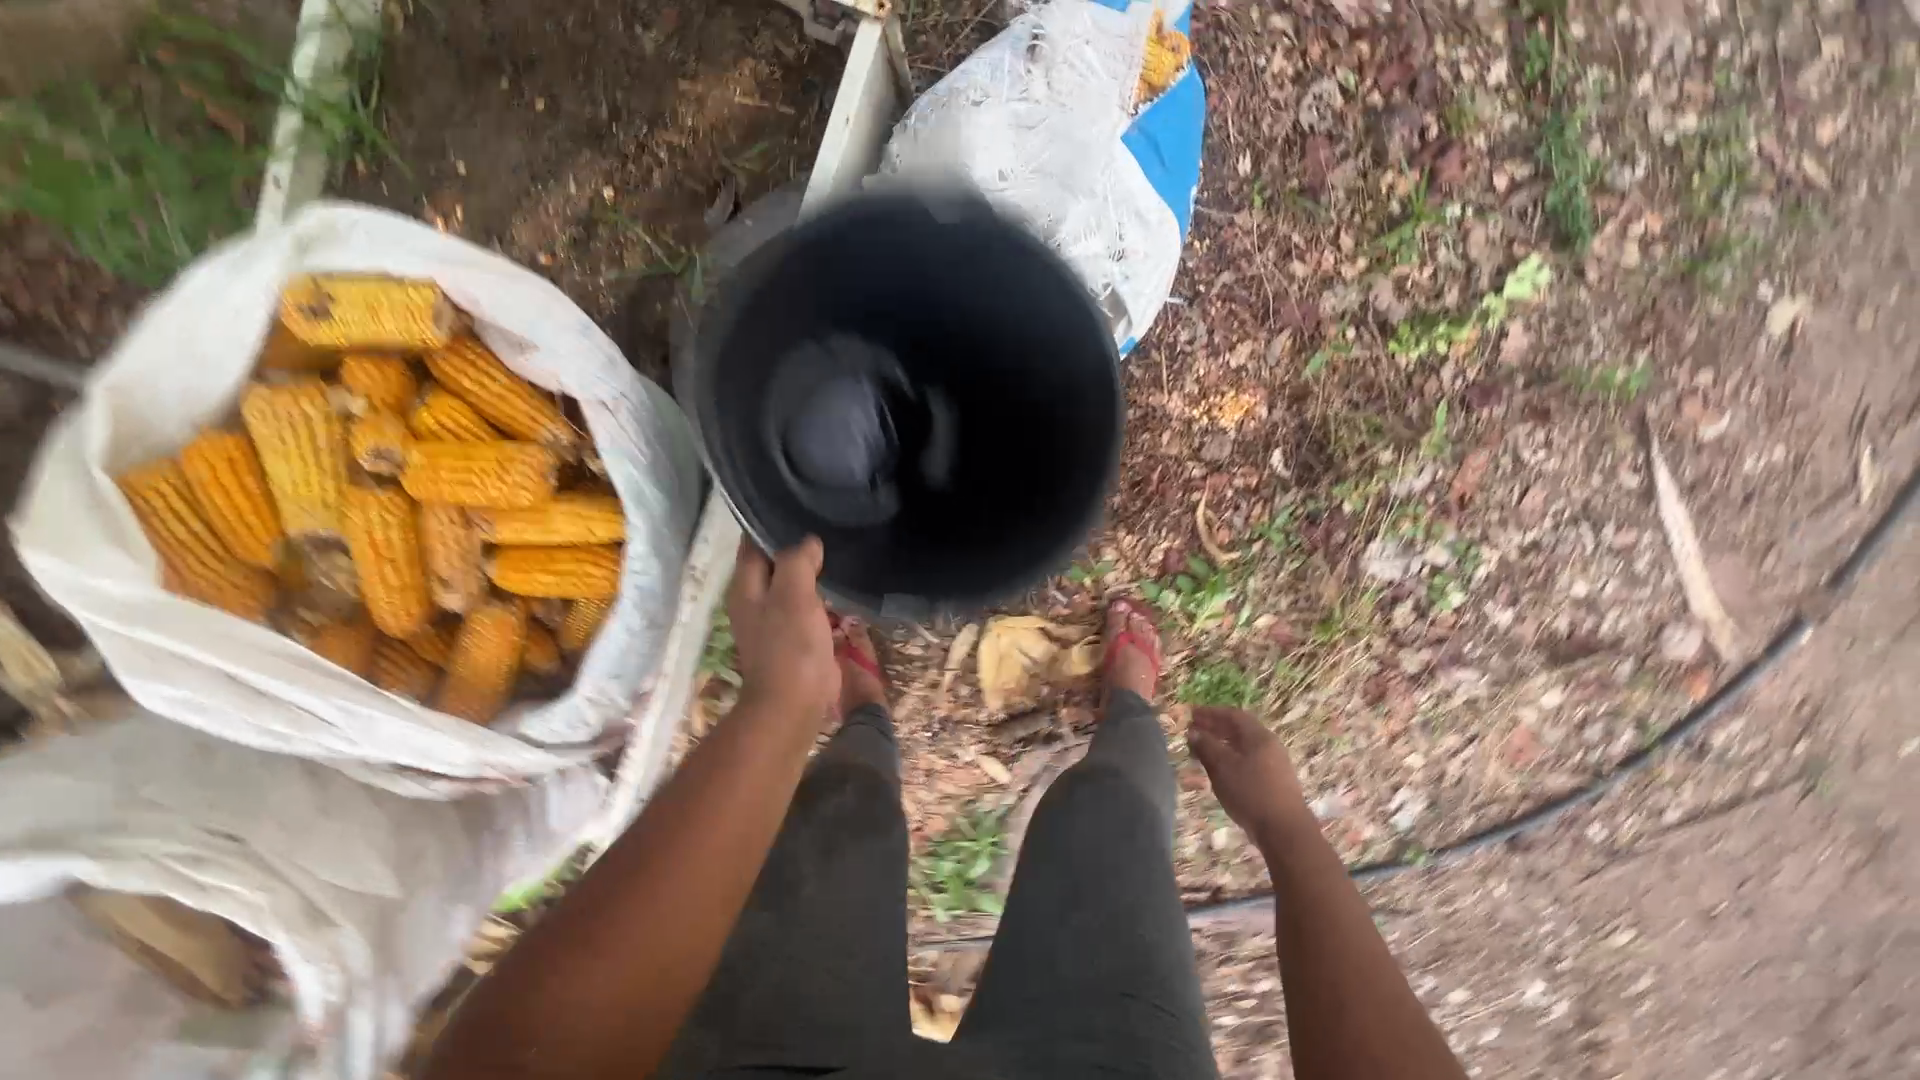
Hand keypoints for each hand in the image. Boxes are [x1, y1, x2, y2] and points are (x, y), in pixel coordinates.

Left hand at [726, 537, 837, 720]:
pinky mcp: (793, 639)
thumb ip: (797, 561)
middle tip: (823, 524)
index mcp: (745, 586)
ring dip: (808, 572)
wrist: (794, 702)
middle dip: (793, 546)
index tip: (797, 506)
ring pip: (790, 585)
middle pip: (772, 563)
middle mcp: (754, 600)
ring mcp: (773, 621)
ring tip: (834, 550)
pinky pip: (805, 607)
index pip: (753, 543)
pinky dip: (817, 595)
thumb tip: (809, 543)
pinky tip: (837, 586)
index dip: (770, 524)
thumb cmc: (789, 646)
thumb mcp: (793, 594)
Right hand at [1187, 707, 1309, 842]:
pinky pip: (1248, 761)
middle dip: (1216, 727)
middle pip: (1240, 730)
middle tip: (1194, 729)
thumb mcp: (1222, 767)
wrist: (1284, 830)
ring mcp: (1274, 764)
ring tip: (1202, 750)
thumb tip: (1193, 732)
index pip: (1233, 715)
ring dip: (1222, 744)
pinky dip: (1231, 759)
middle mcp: (1269, 745)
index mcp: (1259, 737)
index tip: (1192, 714)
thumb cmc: (1251, 792)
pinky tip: (1220, 770)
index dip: (1211, 713)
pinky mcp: (1274, 782)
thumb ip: (1206, 747)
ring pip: (1244, 747)